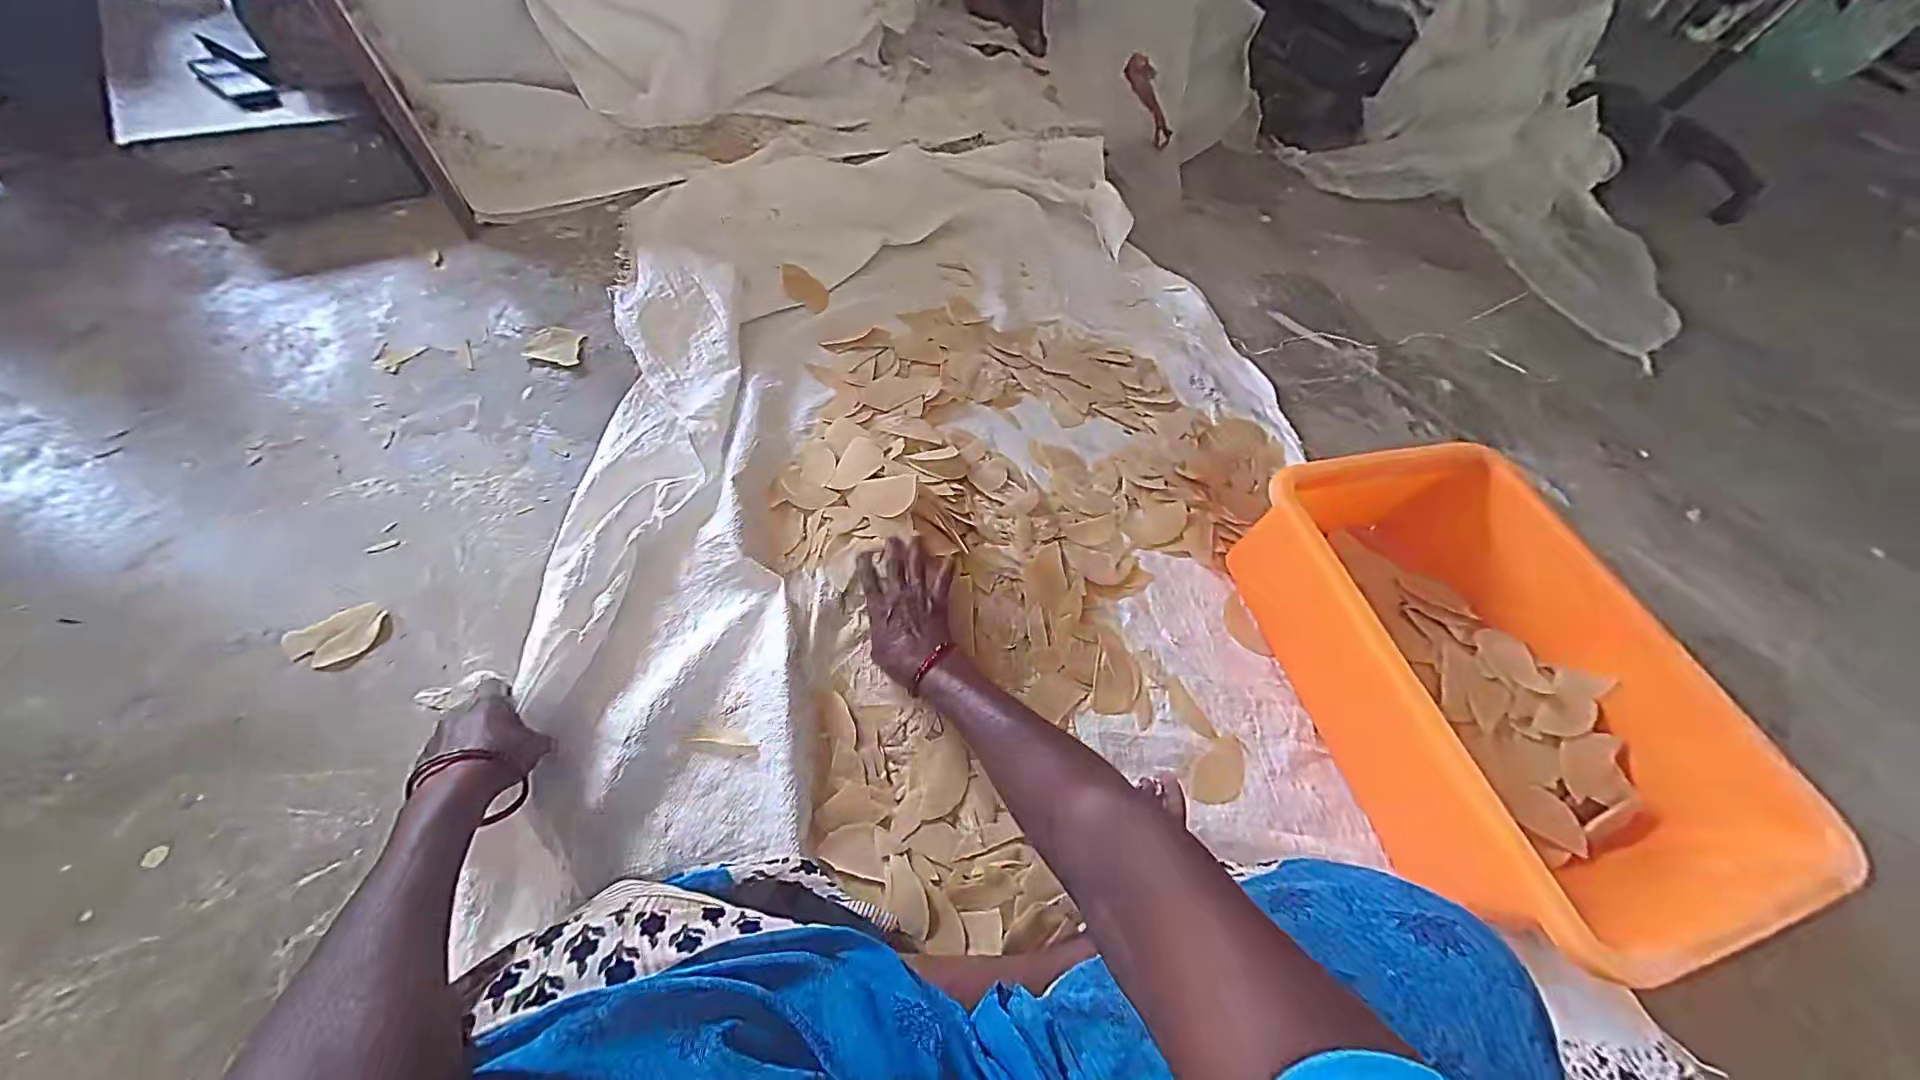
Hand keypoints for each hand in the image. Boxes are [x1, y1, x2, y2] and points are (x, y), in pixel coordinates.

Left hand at [416, 678, 555, 795]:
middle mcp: (459, 713)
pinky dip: (450, 762)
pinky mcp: (422, 760)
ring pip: (454, 731)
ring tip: (483, 761)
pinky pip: (439, 755)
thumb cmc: (497, 760)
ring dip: (465, 742)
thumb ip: (538, 740)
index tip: (512, 705)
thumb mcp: (534, 747)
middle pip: (472, 709)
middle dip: (483, 721)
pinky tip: (465, 776)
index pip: (494, 686)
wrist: (458, 790)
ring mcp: (438, 736)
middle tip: (499, 736)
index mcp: (487, 703)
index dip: (504, 695)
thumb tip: (544, 742)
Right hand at [858, 536, 958, 686]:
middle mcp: (898, 595)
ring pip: (917, 567)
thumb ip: (877, 630)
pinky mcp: (938, 600)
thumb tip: (877, 625)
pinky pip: (944, 580)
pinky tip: (951, 558)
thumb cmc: (898, 661)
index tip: (863, 553)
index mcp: (880, 608)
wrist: (927, 663)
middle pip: (894, 567)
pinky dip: (948, 569)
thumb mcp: (877, 649)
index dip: (865, 566)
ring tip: (916, 538)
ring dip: (916, 551)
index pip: (869, 581)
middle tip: (892, 538)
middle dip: (892, 550)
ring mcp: (919, 595)